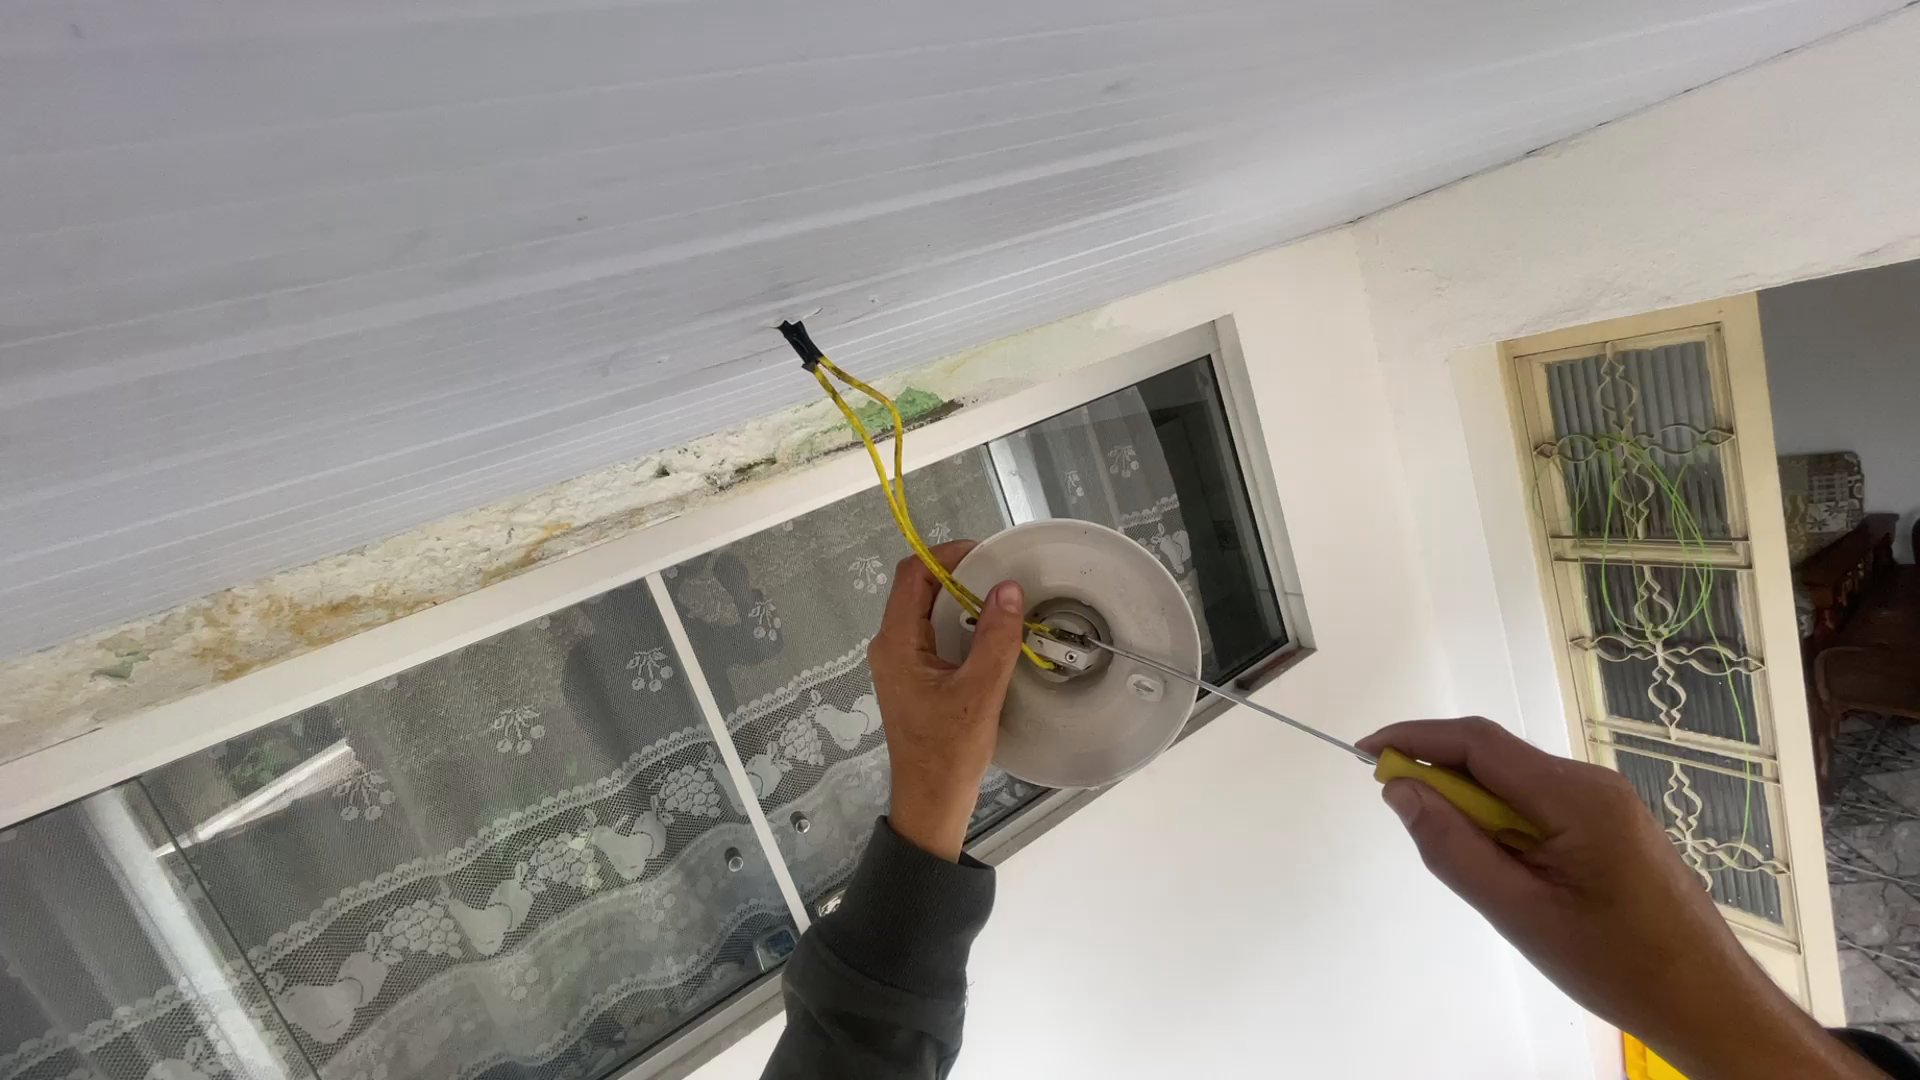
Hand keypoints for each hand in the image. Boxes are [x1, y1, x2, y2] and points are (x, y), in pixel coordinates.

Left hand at [868, 542, 1025, 861]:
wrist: (930, 800)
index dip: (946, 555)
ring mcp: (899, 661)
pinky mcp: (912, 675)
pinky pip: (931, 632)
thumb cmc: (949, 751)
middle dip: (957, 573)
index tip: (985, 553)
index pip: (912, 575)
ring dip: (959, 599)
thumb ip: (995, 638)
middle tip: (999, 573)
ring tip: (998, 598)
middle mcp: (890, 645)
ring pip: (925, 610)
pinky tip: (987, 630)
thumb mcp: (980, 692)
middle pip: (917, 588)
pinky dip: (957, 622)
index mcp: (896, 643)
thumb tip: (1007, 589)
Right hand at [1359, 718, 1877, 1079]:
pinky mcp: (1606, 822)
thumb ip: (1451, 846)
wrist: (1721, 1015)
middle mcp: (1591, 784)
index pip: (1476, 742)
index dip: (1413, 737)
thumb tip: (1399, 789)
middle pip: (1491, 754)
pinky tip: (1492, 855)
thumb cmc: (1620, 968)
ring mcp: (1603, 801)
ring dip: (1464, 796)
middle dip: (1434, 769)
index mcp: (1576, 798)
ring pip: (1508, 777)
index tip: (1365, 753)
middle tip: (1396, 803)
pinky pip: (1529, 798)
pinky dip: (1492, 813)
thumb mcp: (1519, 912)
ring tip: (1451, 846)